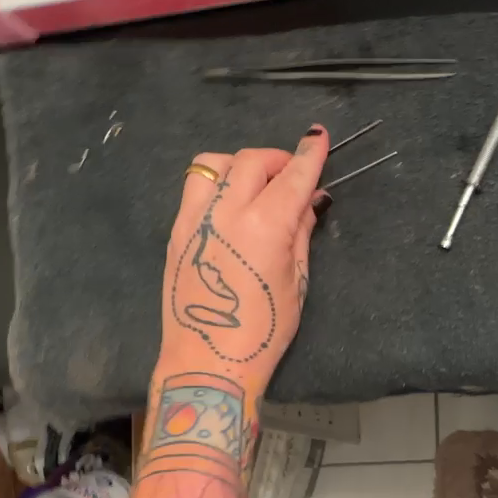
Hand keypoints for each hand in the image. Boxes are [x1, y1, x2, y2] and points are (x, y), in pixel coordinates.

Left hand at [161, 127, 329, 391]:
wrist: (209, 361)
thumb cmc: (264, 332)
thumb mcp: (297, 284)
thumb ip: (301, 234)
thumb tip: (307, 203)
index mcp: (267, 226)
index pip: (292, 176)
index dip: (309, 154)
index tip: (319, 136)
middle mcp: (227, 212)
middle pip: (252, 160)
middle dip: (277, 159)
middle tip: (293, 174)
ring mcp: (196, 218)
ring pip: (215, 164)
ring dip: (241, 164)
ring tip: (256, 185)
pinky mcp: (177, 231)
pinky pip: (196, 188)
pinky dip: (218, 184)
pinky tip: (232, 207)